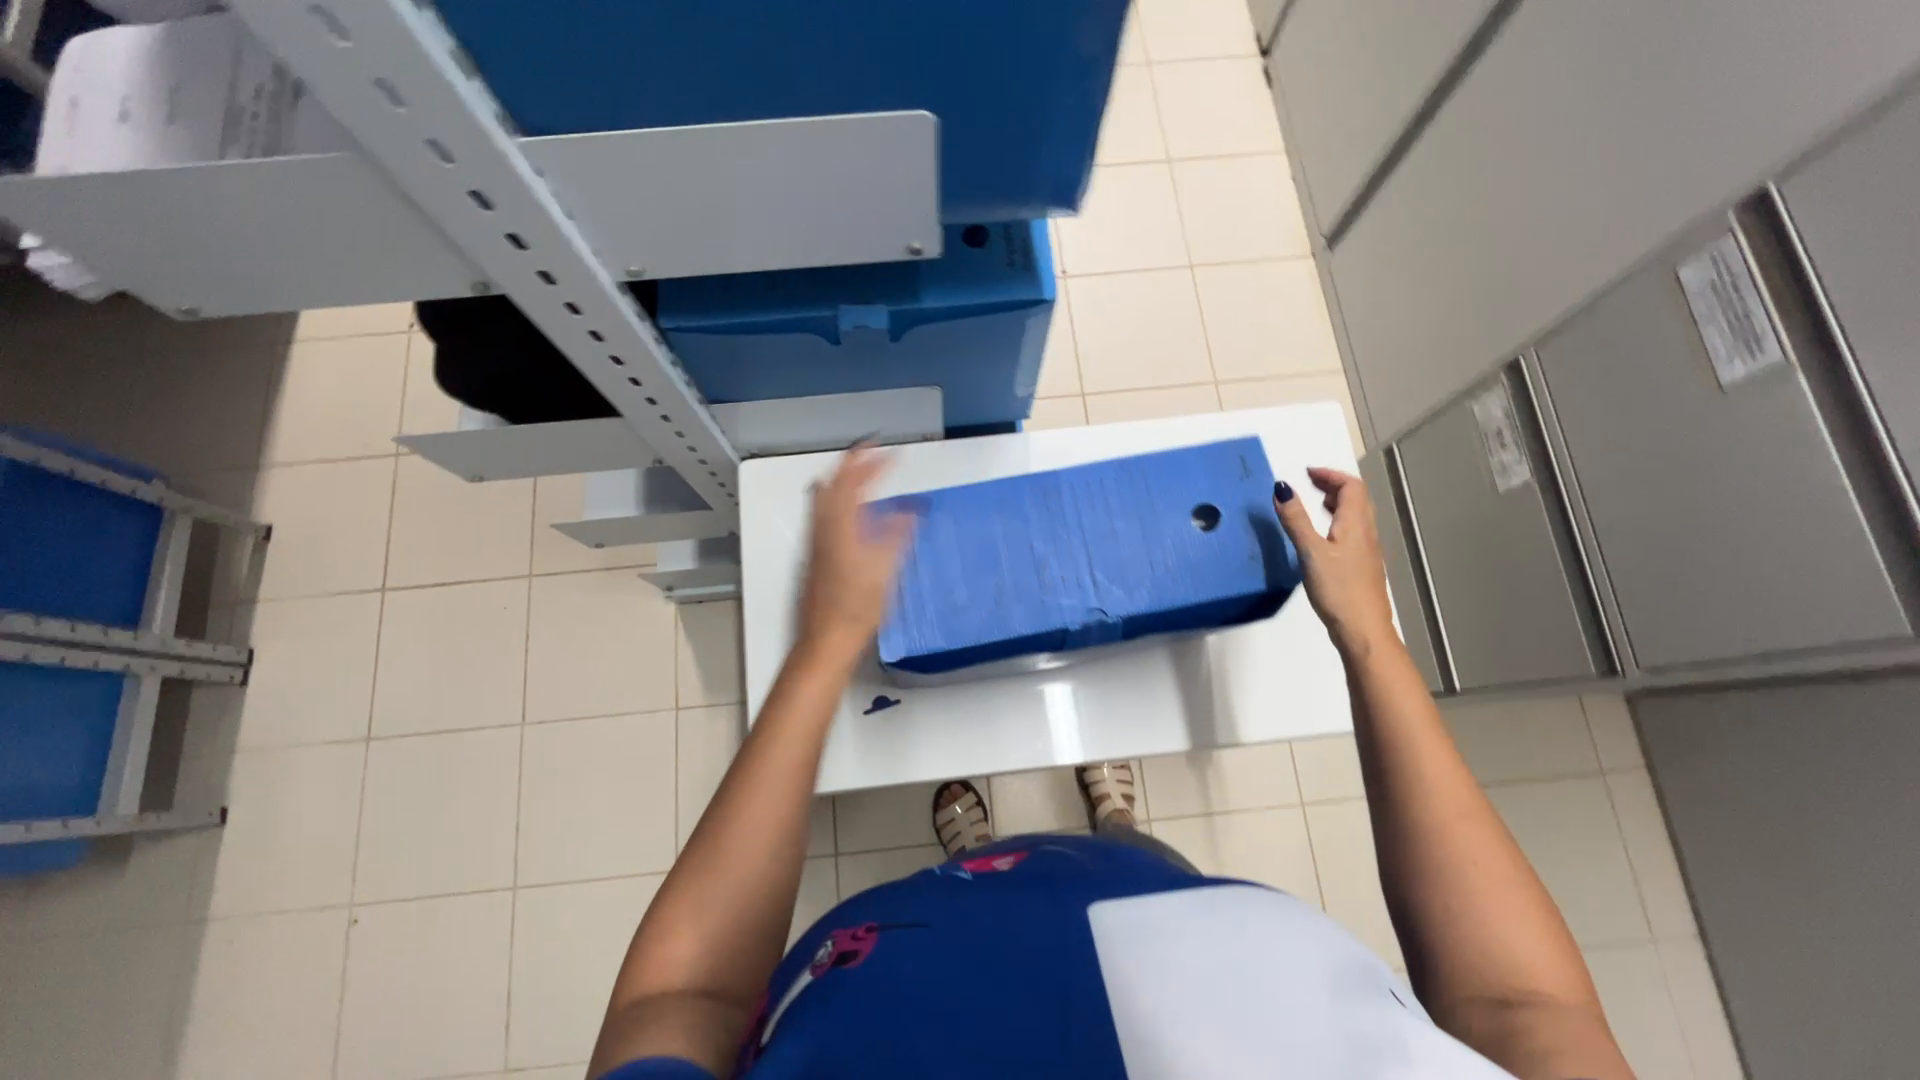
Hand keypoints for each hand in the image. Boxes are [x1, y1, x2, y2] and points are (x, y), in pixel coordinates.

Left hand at [796, 446, 917, 659]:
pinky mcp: (813, 557)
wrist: (824, 641)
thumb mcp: (886, 570)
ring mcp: (813, 543)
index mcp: (839, 526)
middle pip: (831, 483)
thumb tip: (913, 508)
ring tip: (865, 478)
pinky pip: (822, 515)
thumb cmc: (856, 609)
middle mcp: (821, 529)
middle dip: (853, 465)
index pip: (851, 480)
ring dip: (843, 482)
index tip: (889, 450)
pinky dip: (839, 502)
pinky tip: (855, 517)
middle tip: (874, 458)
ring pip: (822, 499)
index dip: (870, 460)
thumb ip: (898, 534)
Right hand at [1273, 467, 1396, 655]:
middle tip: (1310, 485)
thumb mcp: (1311, 553)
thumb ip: (1296, 520)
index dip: (1330, 474)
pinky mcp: (1363, 567)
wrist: (1363, 629)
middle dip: (1334, 486)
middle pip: (1357, 498)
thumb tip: (1282, 487)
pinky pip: (1353, 533)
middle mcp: (1366, 533)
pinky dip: (1338, 523)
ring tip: (1315, 506)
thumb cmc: (1338, 589)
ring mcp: (1367, 552)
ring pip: (1357, 516)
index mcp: (1355, 525)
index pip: (1351, 486)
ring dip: (1337, 504)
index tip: (1307, 473)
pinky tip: (1323, 539)